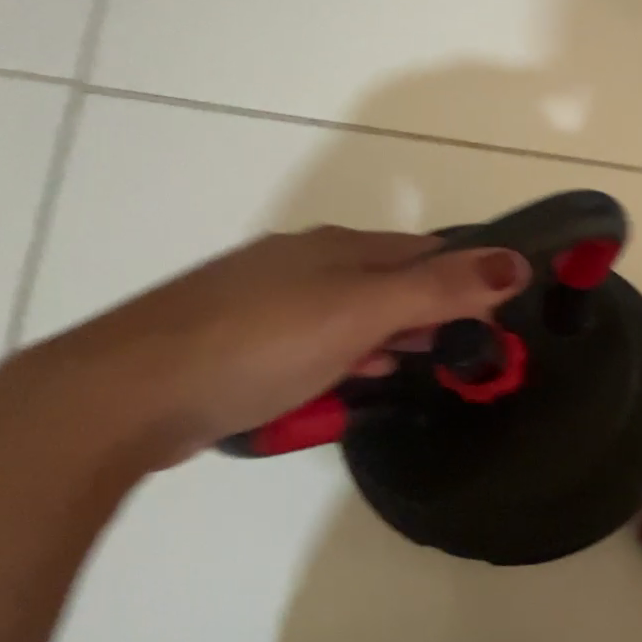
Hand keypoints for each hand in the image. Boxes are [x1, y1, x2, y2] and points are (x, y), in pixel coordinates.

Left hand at [34, 226, 530, 466]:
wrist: (122, 394)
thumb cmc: (258, 346)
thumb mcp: (363, 315)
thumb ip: (441, 291)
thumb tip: (518, 262)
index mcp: (338, 248)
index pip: (428, 251)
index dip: (469, 279)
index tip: (498, 321)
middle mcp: (303, 261)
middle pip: (393, 278)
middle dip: (434, 309)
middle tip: (463, 352)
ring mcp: (266, 298)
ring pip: (354, 309)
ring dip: (392, 334)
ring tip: (415, 368)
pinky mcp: (238, 338)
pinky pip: (316, 336)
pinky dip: (347, 351)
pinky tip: (347, 379)